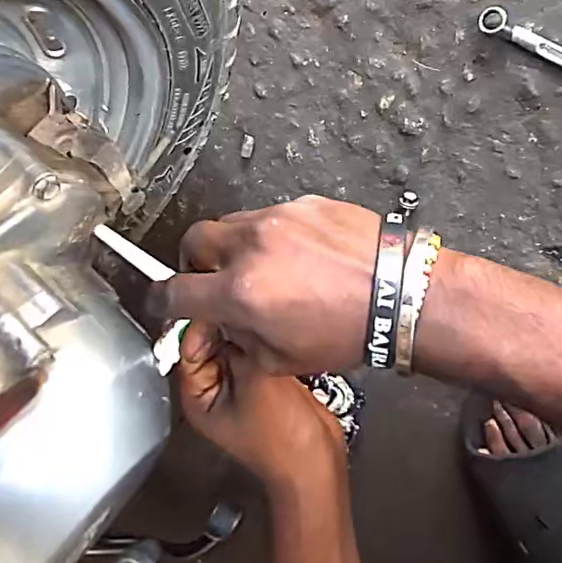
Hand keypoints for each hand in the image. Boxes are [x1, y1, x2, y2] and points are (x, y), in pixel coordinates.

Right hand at [156, 195, 380, 375]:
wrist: (399, 295)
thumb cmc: (350, 329)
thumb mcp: (282, 358)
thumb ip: (238, 339)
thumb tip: (220, 323)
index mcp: (241, 291)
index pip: (174, 291)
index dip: (162, 301)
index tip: (164, 300)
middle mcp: (253, 247)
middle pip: (193, 240)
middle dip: (195, 261)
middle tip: (215, 278)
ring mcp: (279, 218)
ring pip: (233, 223)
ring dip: (236, 246)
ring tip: (266, 267)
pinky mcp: (304, 204)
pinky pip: (272, 215)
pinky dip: (274, 234)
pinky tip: (300, 254)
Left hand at [175, 319, 345, 488]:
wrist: (316, 460)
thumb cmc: (281, 437)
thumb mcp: (254, 381)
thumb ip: (239, 344)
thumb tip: (229, 311)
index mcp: (197, 395)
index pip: (188, 346)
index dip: (204, 321)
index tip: (222, 299)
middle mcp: (215, 388)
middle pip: (212, 342)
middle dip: (228, 324)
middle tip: (245, 302)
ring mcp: (241, 385)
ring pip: (238, 345)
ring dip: (250, 332)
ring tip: (263, 314)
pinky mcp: (265, 382)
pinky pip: (259, 352)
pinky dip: (266, 342)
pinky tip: (277, 330)